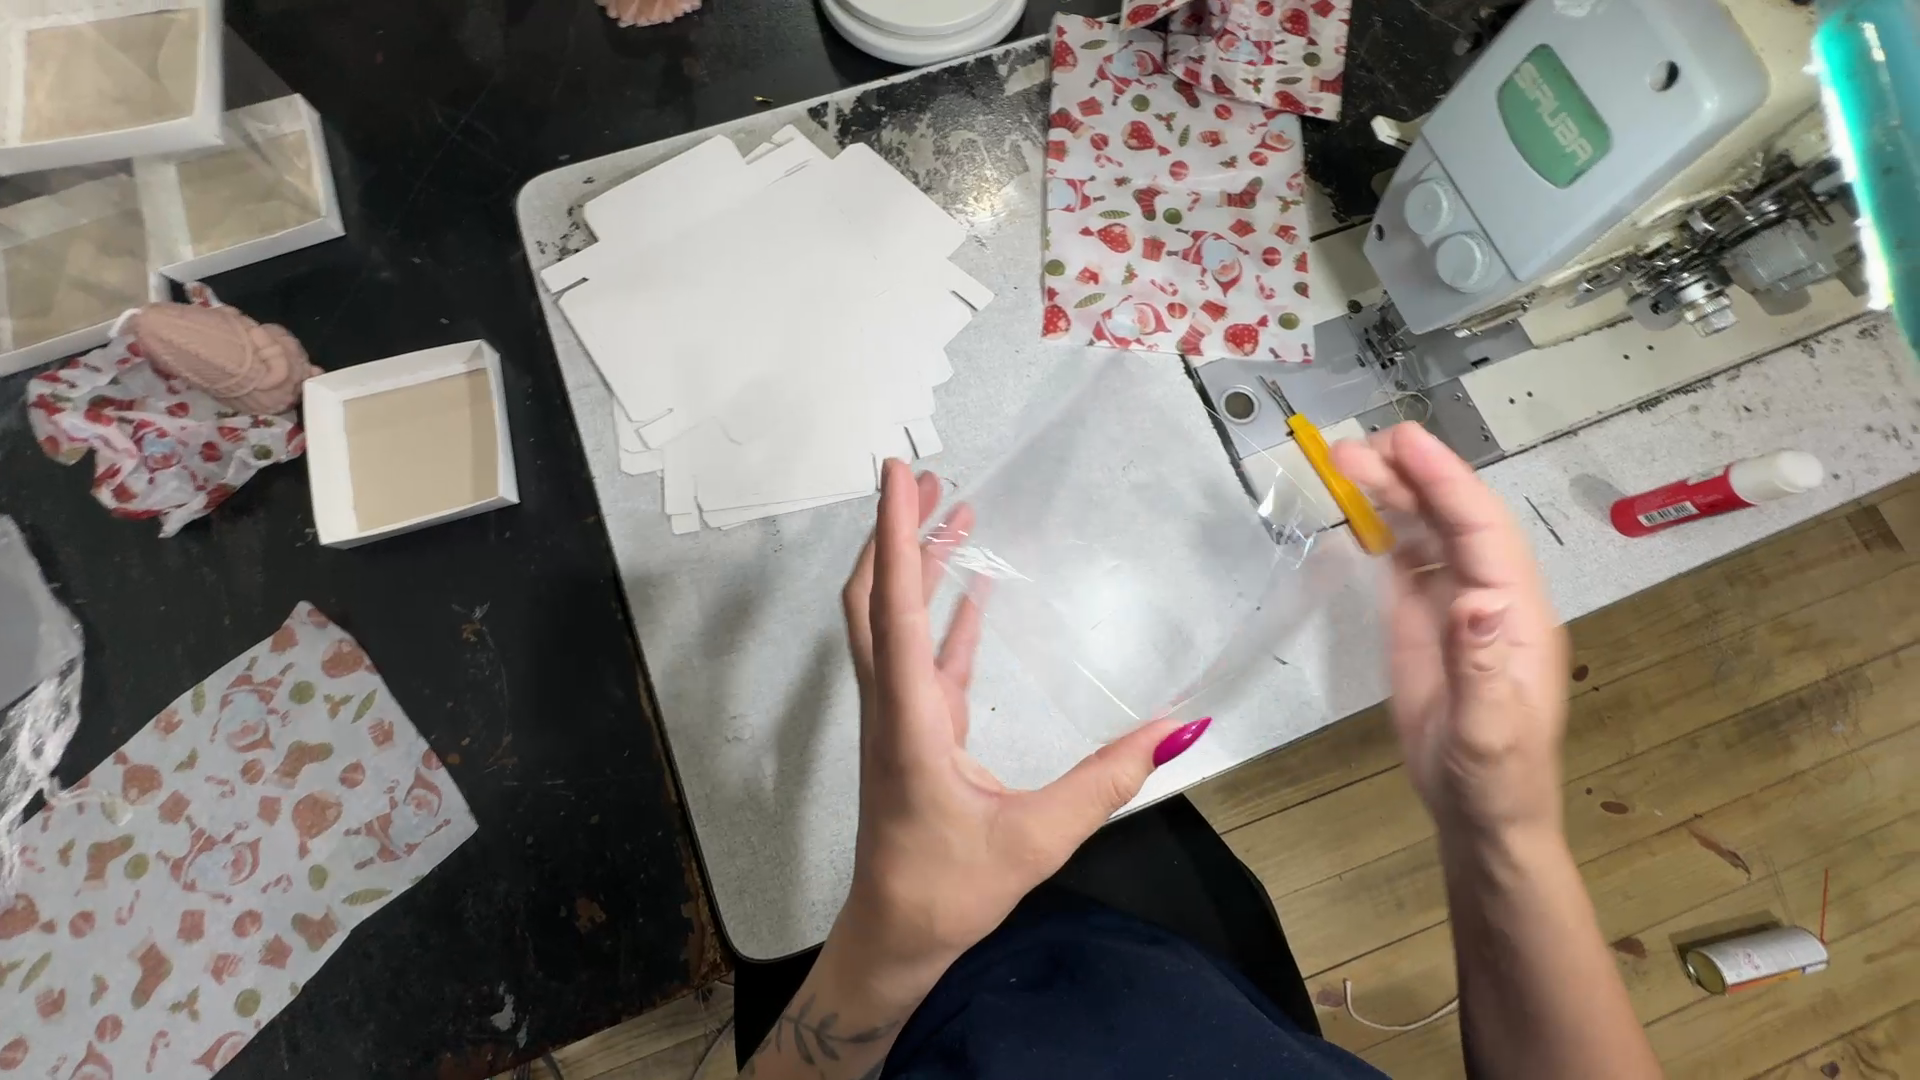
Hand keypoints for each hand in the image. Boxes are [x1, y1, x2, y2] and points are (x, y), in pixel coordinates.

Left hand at [832, 460, 1200, 993]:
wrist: (894, 934)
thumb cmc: (950, 889)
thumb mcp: (1036, 838)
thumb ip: (1106, 781)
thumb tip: (1181, 728)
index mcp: (908, 716)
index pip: (894, 605)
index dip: (895, 533)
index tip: (894, 473)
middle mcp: (892, 700)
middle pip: (875, 596)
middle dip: (896, 530)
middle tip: (928, 476)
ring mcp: (900, 711)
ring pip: (893, 619)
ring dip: (916, 563)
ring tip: (953, 512)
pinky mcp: (916, 726)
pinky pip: (925, 654)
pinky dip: (943, 614)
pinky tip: (973, 590)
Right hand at [1330, 423, 1569, 838]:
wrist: (1479, 810)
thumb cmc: (1492, 779)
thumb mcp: (1490, 735)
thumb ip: (1483, 668)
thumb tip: (1477, 600)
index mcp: (1515, 615)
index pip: (1481, 532)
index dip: (1445, 483)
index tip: (1402, 443)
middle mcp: (1489, 597)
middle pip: (1453, 520)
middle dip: (1408, 477)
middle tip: (1350, 448)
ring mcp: (1456, 606)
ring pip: (1428, 533)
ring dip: (1391, 494)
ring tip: (1344, 464)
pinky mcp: (1426, 621)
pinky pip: (1409, 561)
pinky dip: (1386, 528)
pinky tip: (1360, 510)